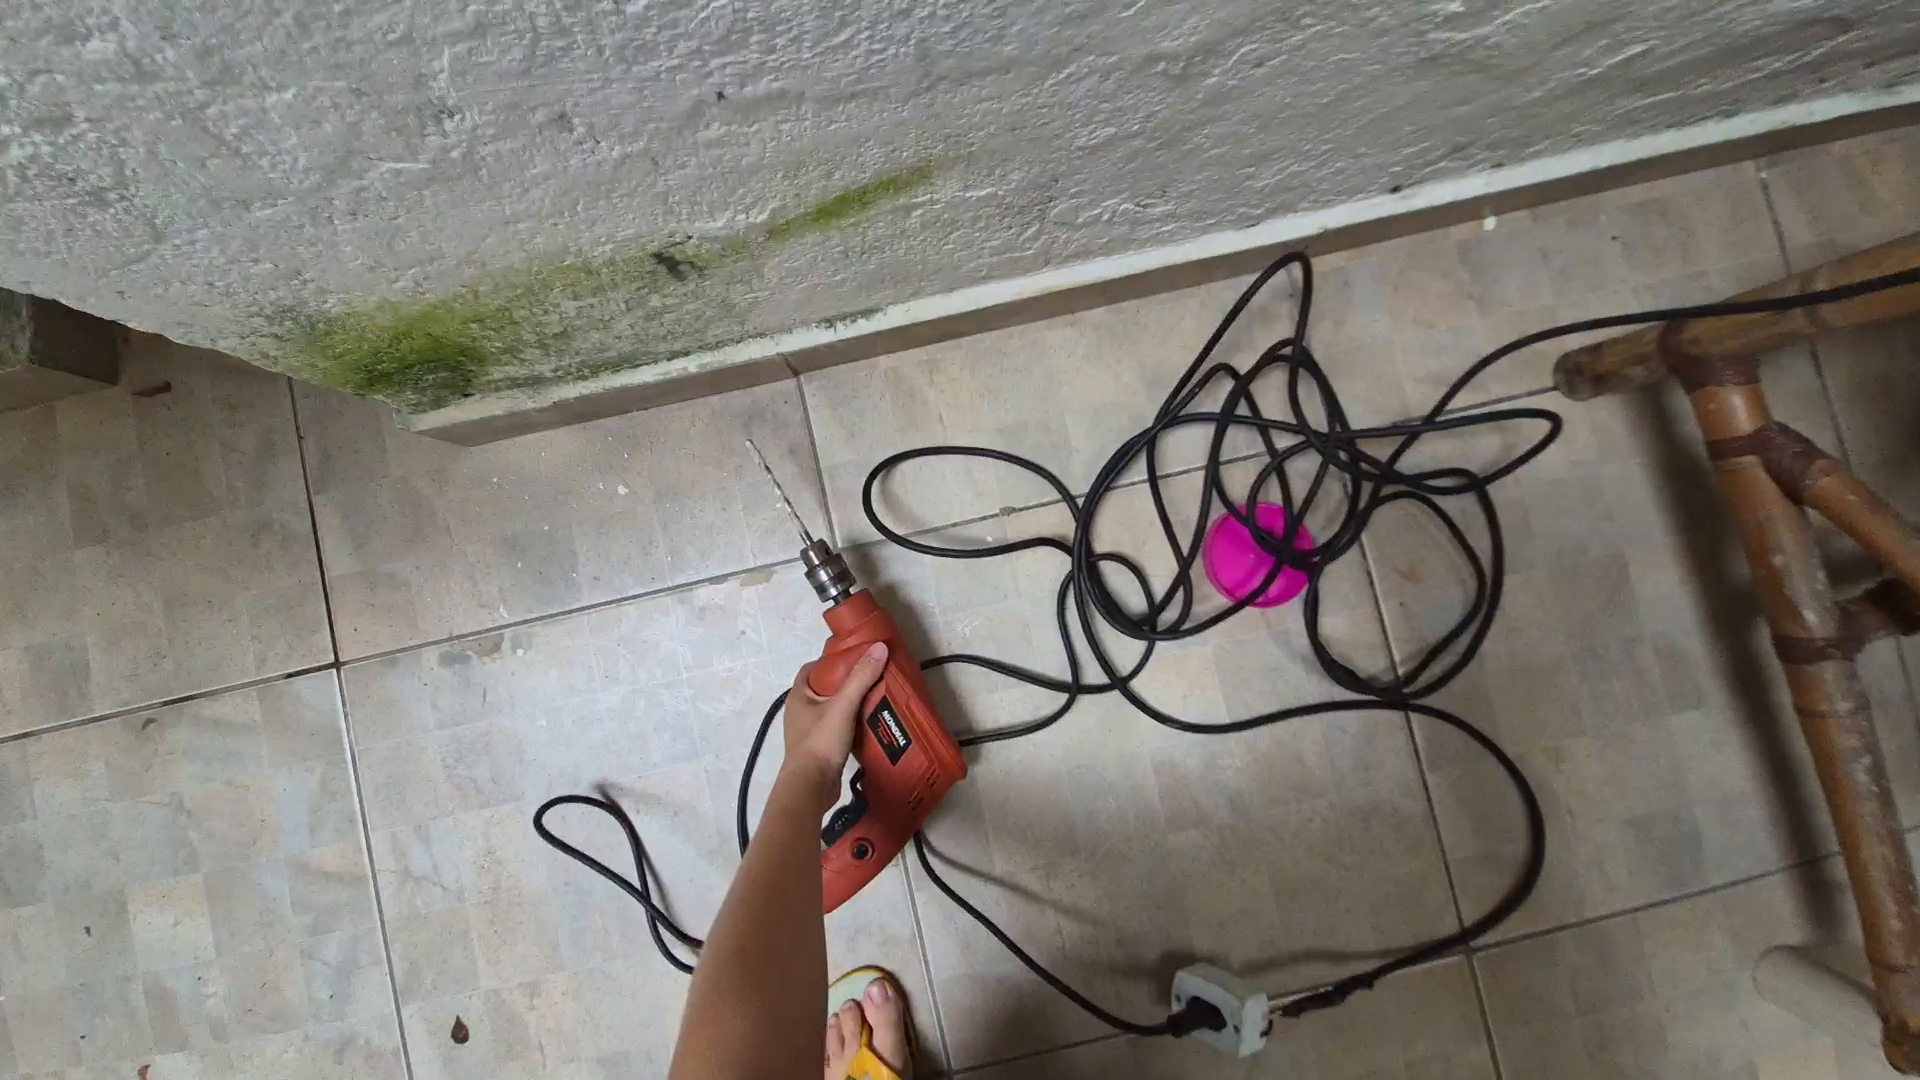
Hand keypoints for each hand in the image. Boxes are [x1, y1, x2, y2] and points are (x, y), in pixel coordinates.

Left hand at [779, 642, 887, 805]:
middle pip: (823, 688)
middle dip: (845, 682)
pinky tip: (867, 724)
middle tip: (870, 677)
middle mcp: (799, 711)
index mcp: (798, 696)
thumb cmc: (821, 742)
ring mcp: (807, 731)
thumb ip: (861, 678)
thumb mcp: (844, 706)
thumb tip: (879, 648)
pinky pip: (835, 728)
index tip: (854, 659)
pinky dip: (849, 723)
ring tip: (874, 698)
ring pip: (830, 709)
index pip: (811, 669)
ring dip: (849, 704)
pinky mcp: (818, 748)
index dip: (831, 661)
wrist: (811, 787)